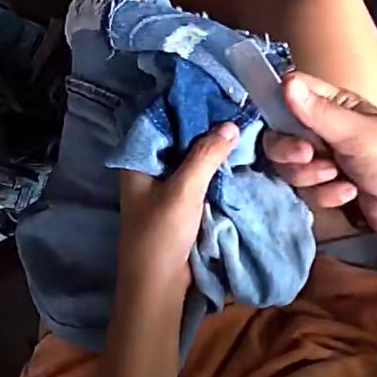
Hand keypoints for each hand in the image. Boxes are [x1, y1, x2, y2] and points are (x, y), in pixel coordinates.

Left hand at [115, 122, 238, 292]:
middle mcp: (147, 169)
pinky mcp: (178, 202)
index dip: (184, 105)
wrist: (158, 285)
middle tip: (234, 106)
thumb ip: (206, 155)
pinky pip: (196, 175)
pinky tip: (234, 156)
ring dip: (210, 147)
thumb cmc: (161, 234)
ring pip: (188, 157)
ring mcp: (163, 186)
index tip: (214, 91)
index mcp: (137, 160)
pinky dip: (213, 167)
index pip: (158, 120)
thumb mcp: (184, 190)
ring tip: (239, 125)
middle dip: (202, 125)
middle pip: (176, 137)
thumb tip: (231, 124)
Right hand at [263, 72, 376, 237]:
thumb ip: (320, 112)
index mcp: (335, 105)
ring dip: (312, 176)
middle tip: (308, 156)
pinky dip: (325, 194)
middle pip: (280, 135)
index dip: (282, 105)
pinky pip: (304, 190)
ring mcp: (321, 160)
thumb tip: (287, 82)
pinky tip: (349, 194)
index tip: (286, 123)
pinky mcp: (322, 187)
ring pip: (289, 166)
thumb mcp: (359, 134)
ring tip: (339, 178)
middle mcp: (323, 129)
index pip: (294, 92)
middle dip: (290, 150)